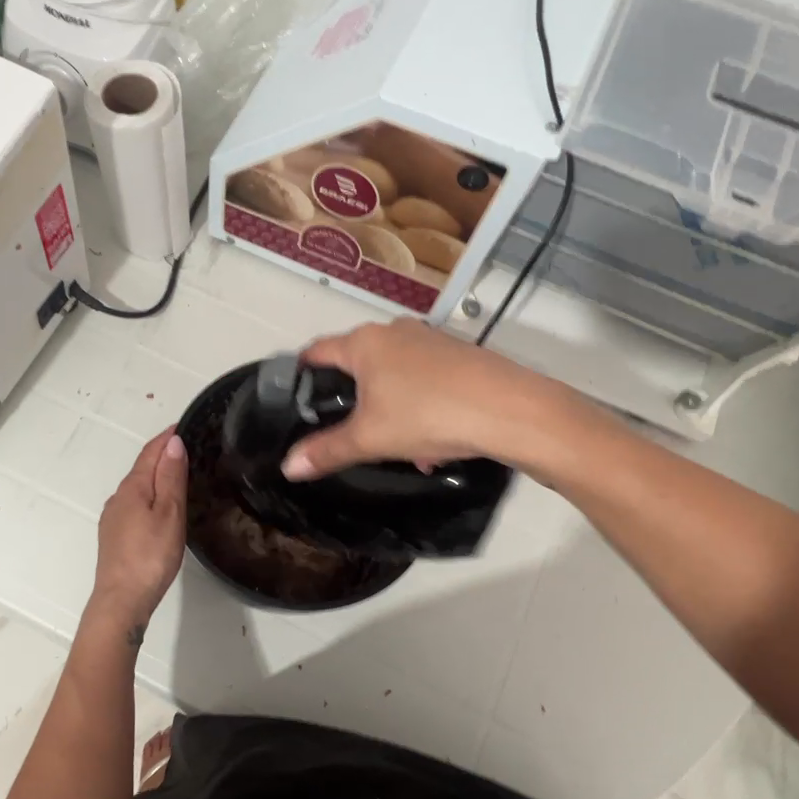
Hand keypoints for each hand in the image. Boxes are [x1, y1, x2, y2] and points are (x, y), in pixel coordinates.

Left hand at [89, 428, 187, 631]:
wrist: (121, 599)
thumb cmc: (151, 556)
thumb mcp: (169, 514)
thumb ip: (171, 478)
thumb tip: (173, 443)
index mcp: (133, 487)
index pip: (150, 452)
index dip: (167, 437)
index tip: (185, 424)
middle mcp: (118, 497)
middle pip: (142, 467)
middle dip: (163, 454)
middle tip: (188, 446)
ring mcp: (114, 517)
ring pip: (138, 487)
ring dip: (156, 476)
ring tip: (179, 474)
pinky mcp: (115, 536)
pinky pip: (134, 504)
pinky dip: (149, 495)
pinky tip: (160, 506)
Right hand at [281, 318, 604, 480]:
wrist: (511, 410)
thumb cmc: (427, 415)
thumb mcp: (370, 438)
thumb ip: (326, 451)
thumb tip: (287, 466)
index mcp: (364, 343)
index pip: (317, 352)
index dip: (300, 375)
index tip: (294, 400)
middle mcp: (394, 331)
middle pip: (358, 366)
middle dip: (355, 404)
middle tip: (352, 436)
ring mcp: (431, 340)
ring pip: (394, 378)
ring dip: (391, 412)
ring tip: (403, 450)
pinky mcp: (460, 355)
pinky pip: (425, 382)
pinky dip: (421, 409)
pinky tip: (435, 443)